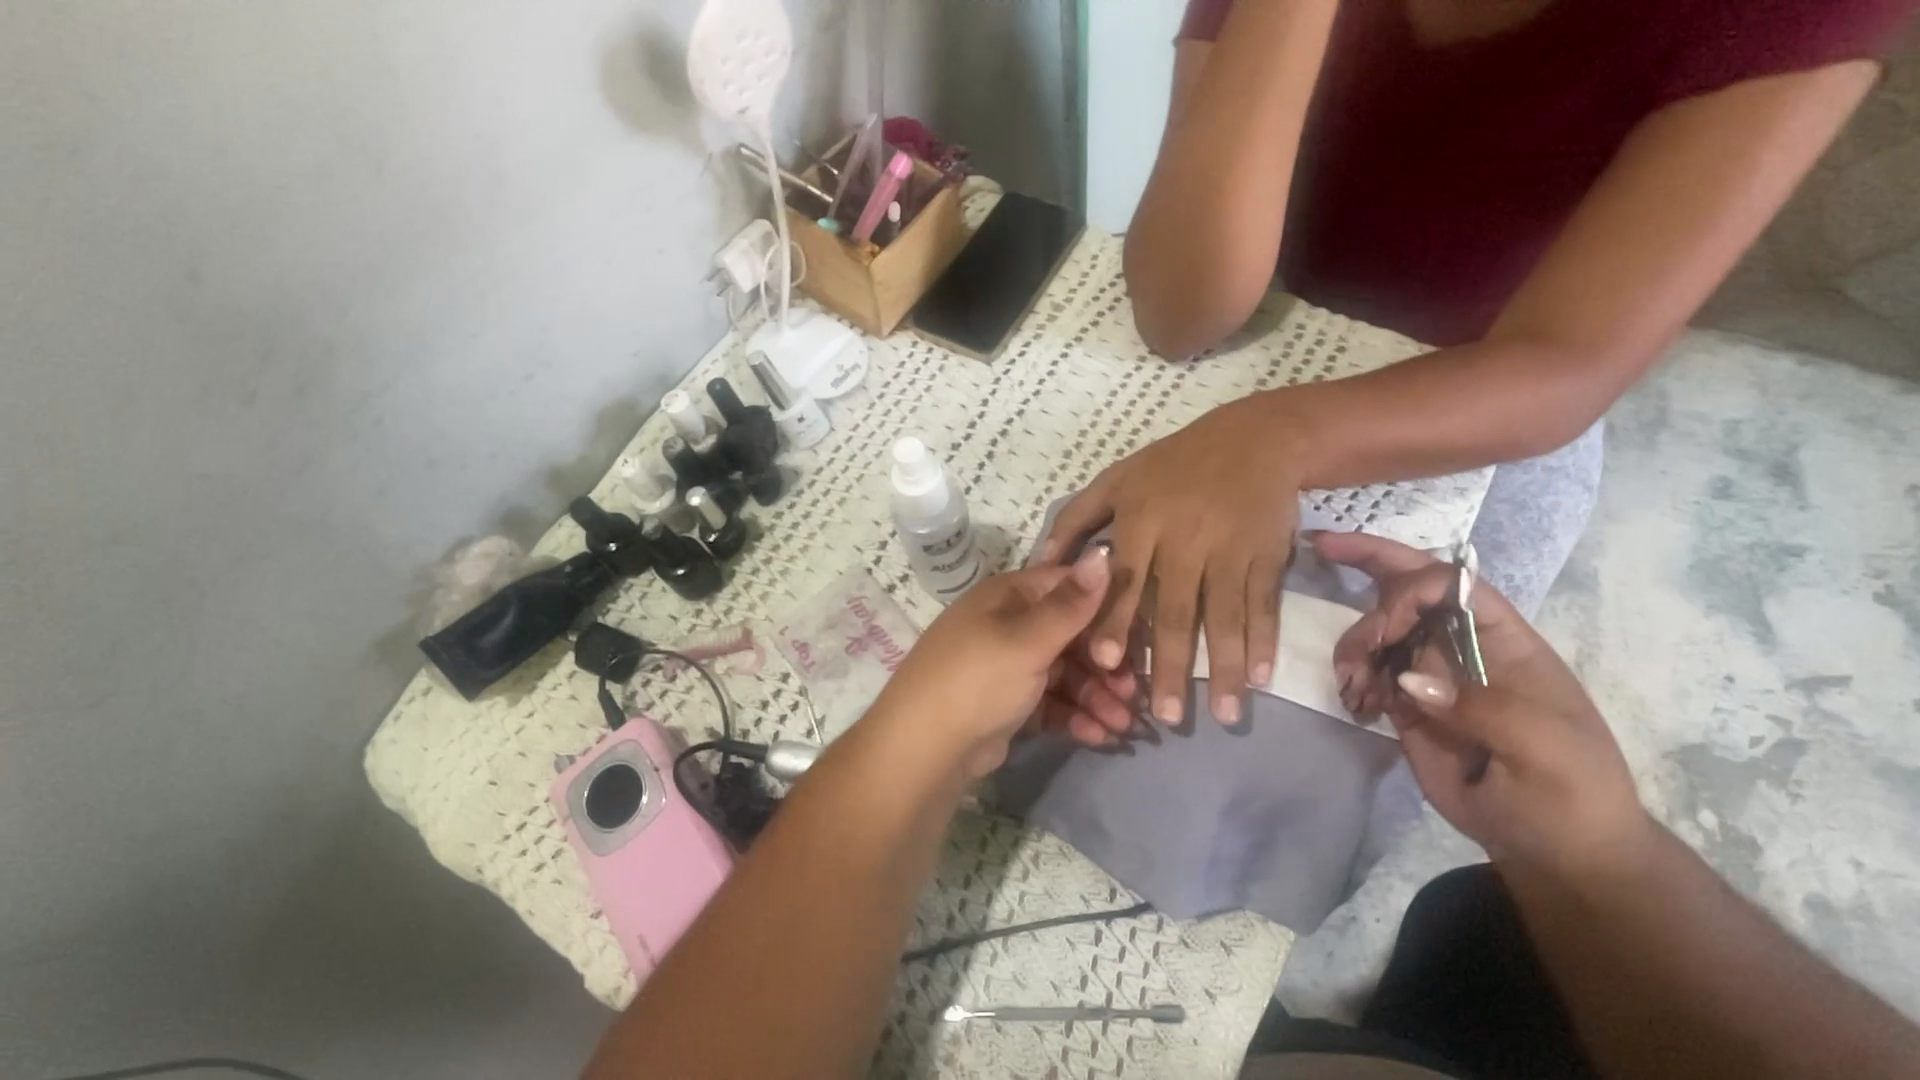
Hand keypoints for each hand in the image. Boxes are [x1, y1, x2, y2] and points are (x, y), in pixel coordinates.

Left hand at [870, 548, 1111, 776]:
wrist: (922, 750)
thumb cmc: (977, 681)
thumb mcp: (1027, 640)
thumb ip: (1071, 603)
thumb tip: (1105, 550)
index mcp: (1008, 597)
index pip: (1069, 587)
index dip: (1108, 607)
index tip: (1144, 633)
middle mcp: (1007, 624)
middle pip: (1071, 635)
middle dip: (1106, 664)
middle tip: (1135, 691)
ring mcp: (1006, 666)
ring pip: (1064, 673)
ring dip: (1095, 697)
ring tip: (1124, 725)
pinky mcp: (1007, 704)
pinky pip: (1050, 703)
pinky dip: (1074, 716)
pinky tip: (1099, 736)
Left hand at [1042, 394, 1302, 727]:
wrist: (1256, 437)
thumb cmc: (1174, 464)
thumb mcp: (1116, 481)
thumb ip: (1075, 521)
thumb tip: (1038, 560)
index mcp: (1141, 522)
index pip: (1123, 581)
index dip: (1116, 622)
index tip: (1106, 665)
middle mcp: (1184, 540)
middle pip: (1174, 610)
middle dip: (1169, 665)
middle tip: (1166, 716)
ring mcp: (1229, 550)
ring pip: (1223, 616)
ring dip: (1222, 666)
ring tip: (1222, 714)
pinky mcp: (1266, 556)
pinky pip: (1262, 604)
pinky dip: (1263, 641)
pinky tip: (1261, 679)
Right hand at [1316, 532, 1652, 874]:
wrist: (1555, 850)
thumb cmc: (1570, 792)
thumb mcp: (1543, 749)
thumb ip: (1480, 708)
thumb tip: (1407, 680)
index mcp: (1504, 640)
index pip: (1451, 586)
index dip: (1408, 587)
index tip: (1381, 628)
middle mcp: (1461, 644)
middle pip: (1408, 585)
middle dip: (1363, 562)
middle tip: (1318, 553)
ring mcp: (1431, 674)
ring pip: (1377, 632)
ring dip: (1353, 647)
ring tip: (1353, 688)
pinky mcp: (1406, 705)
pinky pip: (1368, 674)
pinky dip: (1352, 681)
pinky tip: (1359, 707)